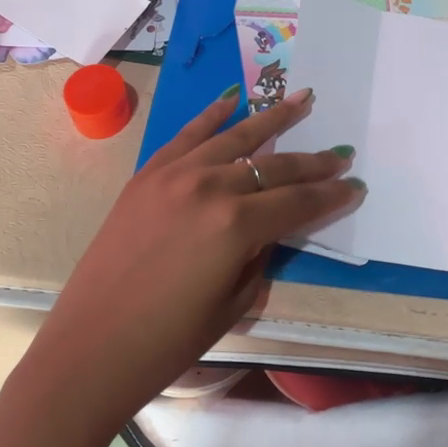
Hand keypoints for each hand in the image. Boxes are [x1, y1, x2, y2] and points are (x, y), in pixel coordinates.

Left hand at [22, 86, 362, 426]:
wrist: (91, 347)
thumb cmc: (168, 342)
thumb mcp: (234, 304)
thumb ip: (260, 256)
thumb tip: (269, 228)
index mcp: (236, 225)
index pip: (298, 202)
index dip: (331, 196)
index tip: (356, 185)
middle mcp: (210, 186)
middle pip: (274, 166)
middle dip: (313, 162)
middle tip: (341, 154)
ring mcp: (174, 174)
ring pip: (235, 136)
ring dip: (273, 117)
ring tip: (302, 99)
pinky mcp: (147, 175)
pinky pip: (187, 134)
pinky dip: (212, 114)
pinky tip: (234, 99)